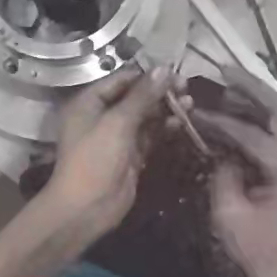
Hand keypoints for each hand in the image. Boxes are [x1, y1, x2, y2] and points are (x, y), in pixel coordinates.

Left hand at [39, 68, 171, 240]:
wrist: (86, 207)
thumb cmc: (95, 159)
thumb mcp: (117, 122)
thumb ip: (142, 96)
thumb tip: (164, 69)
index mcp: (89, 103)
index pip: (121, 80)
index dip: (147, 76)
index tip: (174, 73)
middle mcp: (101, 116)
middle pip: (134, 97)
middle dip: (159, 92)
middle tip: (186, 88)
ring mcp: (116, 137)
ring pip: (144, 117)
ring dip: (165, 110)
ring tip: (190, 103)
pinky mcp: (130, 155)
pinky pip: (149, 136)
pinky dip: (163, 128)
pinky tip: (181, 122)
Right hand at [193, 74, 276, 276]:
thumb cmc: (257, 250)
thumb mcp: (229, 213)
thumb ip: (223, 172)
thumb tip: (219, 149)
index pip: (253, 134)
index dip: (221, 121)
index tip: (195, 111)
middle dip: (252, 88)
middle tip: (224, 71)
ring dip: (260, 102)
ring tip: (231, 85)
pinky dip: (264, 121)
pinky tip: (243, 113)